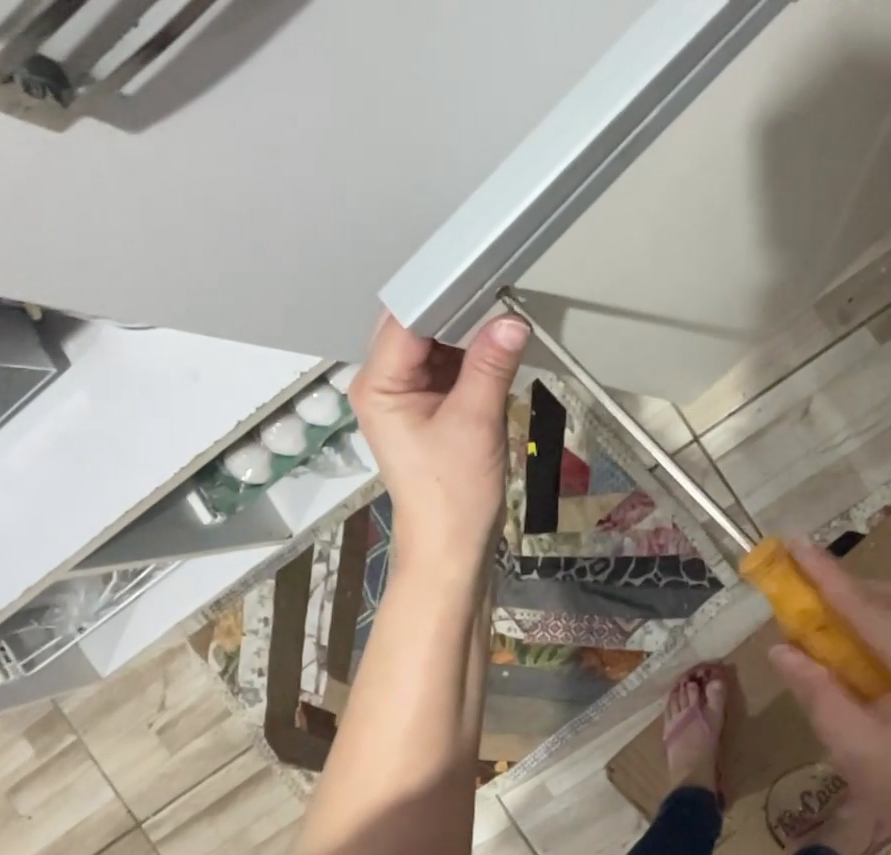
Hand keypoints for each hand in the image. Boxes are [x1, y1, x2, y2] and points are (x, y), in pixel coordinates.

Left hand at [348, 313, 529, 557]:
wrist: (454, 544)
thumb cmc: (453, 492)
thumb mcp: (476, 423)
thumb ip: (491, 366)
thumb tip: (512, 322)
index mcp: (379, 385)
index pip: (406, 320)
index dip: (441, 294)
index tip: (479, 273)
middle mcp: (385, 384)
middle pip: (417, 327)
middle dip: (456, 310)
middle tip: (497, 289)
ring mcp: (407, 396)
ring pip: (435, 346)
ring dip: (467, 333)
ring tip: (502, 313)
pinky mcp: (430, 409)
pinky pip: (449, 369)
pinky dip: (472, 357)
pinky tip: (497, 347)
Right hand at [769, 541, 890, 854]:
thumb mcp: (852, 745)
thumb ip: (817, 689)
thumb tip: (781, 648)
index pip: (869, 609)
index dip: (827, 576)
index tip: (796, 543)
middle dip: (854, 589)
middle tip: (812, 592)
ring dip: (877, 608)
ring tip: (836, 620)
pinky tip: (873, 650)